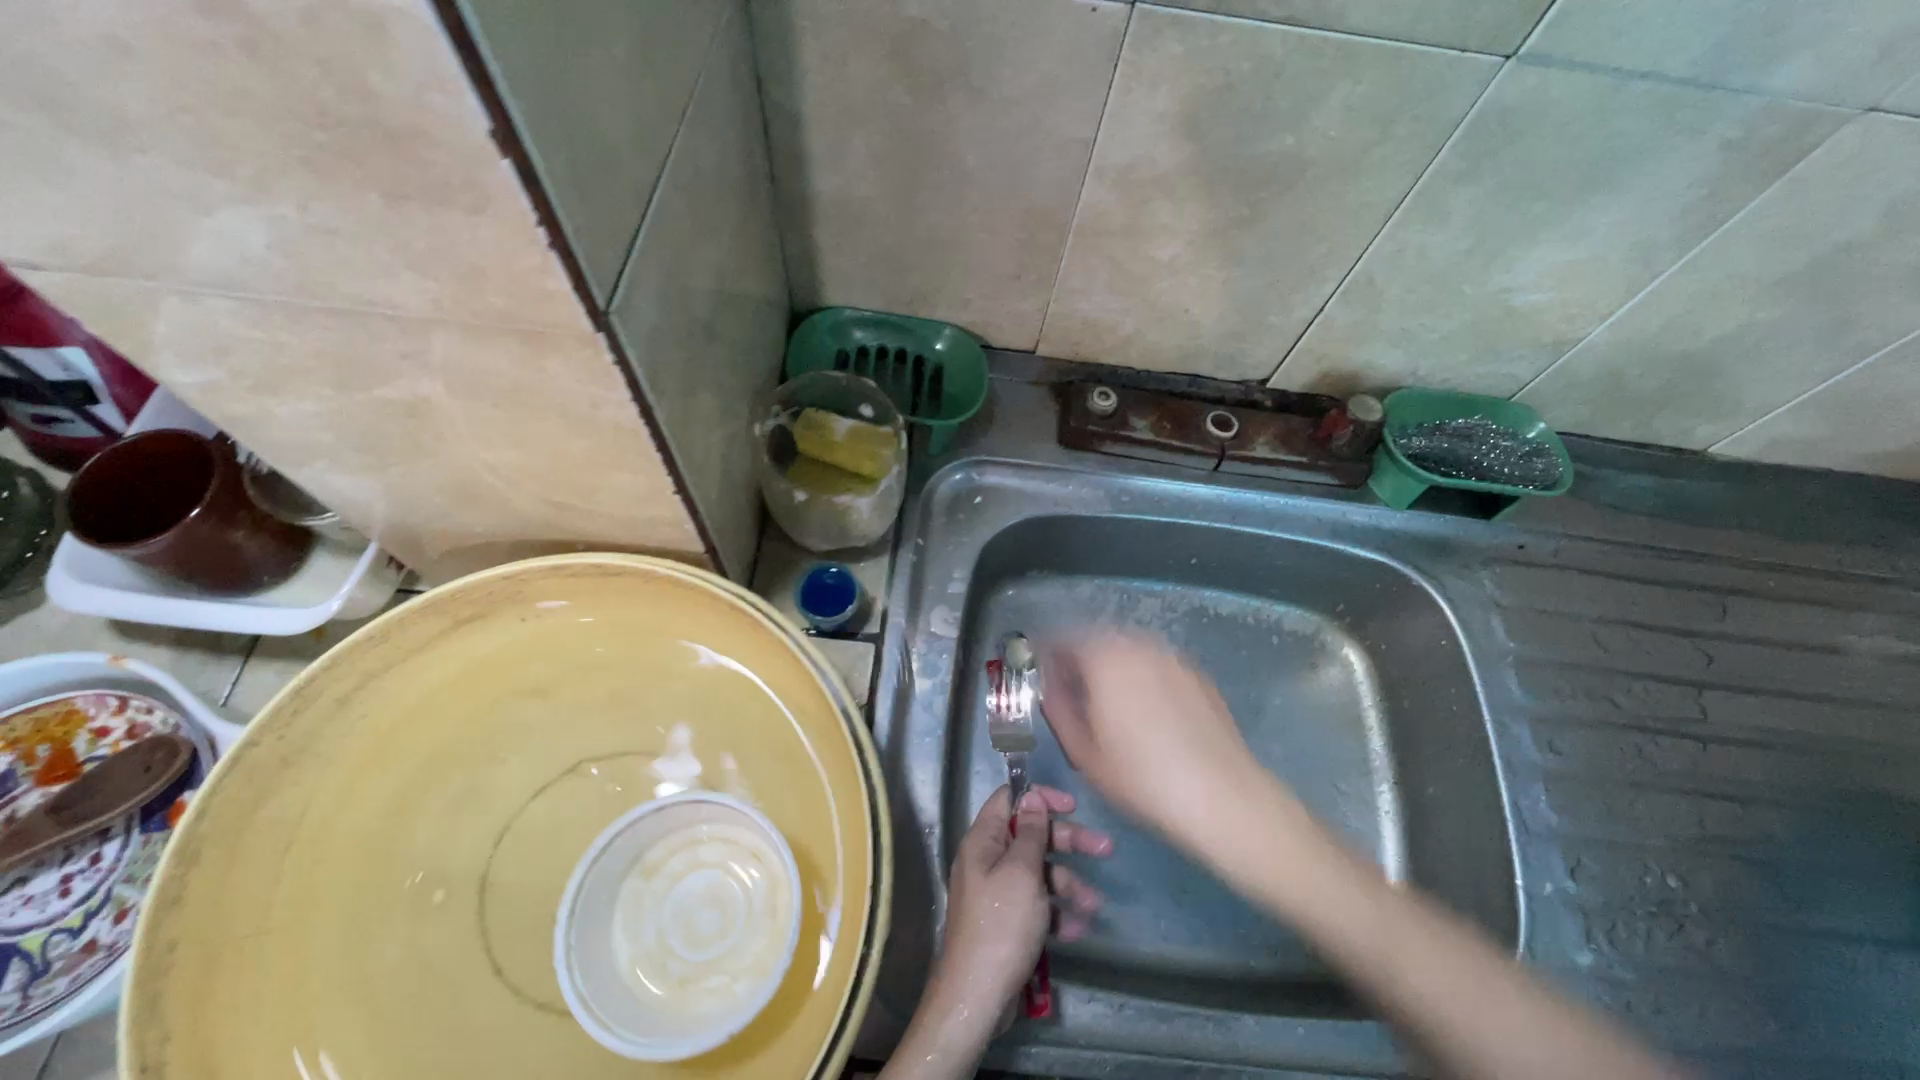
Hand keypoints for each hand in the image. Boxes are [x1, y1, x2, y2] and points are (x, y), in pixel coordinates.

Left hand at [928, 784, 1110, 1022]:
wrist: (977, 996)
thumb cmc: (1001, 926)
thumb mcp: (1021, 873)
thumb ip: (1029, 832)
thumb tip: (1030, 796)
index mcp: (982, 842)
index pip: (1008, 801)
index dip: (1039, 798)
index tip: (1072, 806)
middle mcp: (986, 862)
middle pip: (1031, 837)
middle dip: (1067, 843)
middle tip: (1105, 849)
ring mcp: (997, 894)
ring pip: (1039, 874)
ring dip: (1068, 885)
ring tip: (1093, 905)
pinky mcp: (1007, 923)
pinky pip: (1036, 906)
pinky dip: (1057, 913)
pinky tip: (1077, 929)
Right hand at [1041, 631, 1279, 858]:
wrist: (1221, 795)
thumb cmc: (1141, 778)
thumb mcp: (1083, 753)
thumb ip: (1058, 710)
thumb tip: (1049, 688)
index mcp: (1104, 657)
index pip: (1061, 640)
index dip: (1047, 657)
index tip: (1042, 679)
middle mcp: (1138, 645)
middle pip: (1098, 640)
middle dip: (1081, 661)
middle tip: (1074, 694)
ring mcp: (1174, 657)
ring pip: (1130, 652)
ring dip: (1113, 668)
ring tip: (1110, 705)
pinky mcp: (1199, 675)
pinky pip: (1158, 666)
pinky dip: (1144, 678)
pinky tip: (1148, 714)